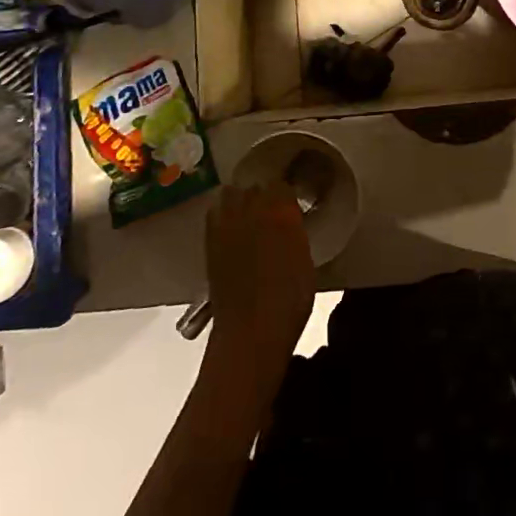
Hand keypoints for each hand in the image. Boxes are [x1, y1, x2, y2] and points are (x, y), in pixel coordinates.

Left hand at [204, 181, 314, 369]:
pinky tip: (232, 227)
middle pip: (255, 187)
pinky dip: (223, 214)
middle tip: (273, 209)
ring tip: (250, 213)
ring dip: (240, 200)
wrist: (251, 330)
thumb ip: (295, 231)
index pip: (281, 185)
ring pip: (230, 195)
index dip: (286, 193)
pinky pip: (215, 214)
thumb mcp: (305, 259)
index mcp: (282, 213)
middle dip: (263, 193)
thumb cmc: (291, 298)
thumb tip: (290, 219)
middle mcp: (252, 211)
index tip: (292, 202)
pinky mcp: (210, 243)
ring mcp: (227, 226)